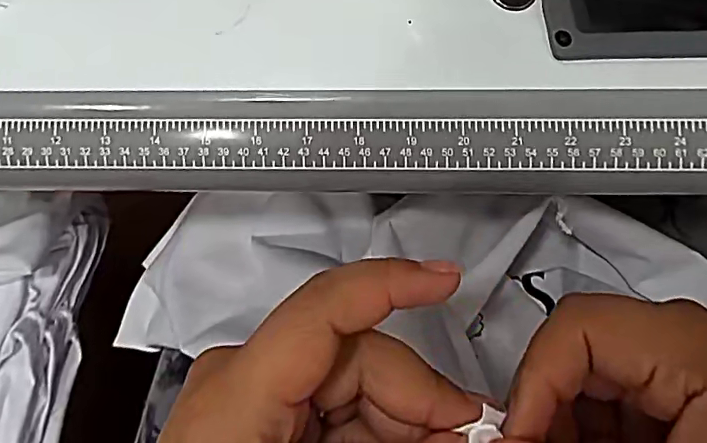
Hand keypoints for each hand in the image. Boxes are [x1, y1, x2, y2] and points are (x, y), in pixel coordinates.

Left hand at [160, 258, 485, 442]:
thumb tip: (459, 430)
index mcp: (238, 388)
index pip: (328, 303)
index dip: (394, 281)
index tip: (444, 280)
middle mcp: (238, 378)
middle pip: (353, 352)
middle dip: (418, 393)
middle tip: (469, 433)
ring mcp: (244, 398)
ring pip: (348, 382)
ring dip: (401, 418)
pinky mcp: (255, 420)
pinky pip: (329, 408)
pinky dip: (372, 432)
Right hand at [502, 295, 706, 442]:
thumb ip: (568, 438)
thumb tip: (506, 438)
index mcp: (686, 339)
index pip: (575, 325)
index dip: (533, 381)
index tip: (514, 437)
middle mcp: (684, 337)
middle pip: (577, 346)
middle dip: (545, 404)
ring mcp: (686, 366)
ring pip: (590, 374)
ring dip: (564, 421)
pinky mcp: (687, 398)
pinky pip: (616, 399)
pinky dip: (591, 431)